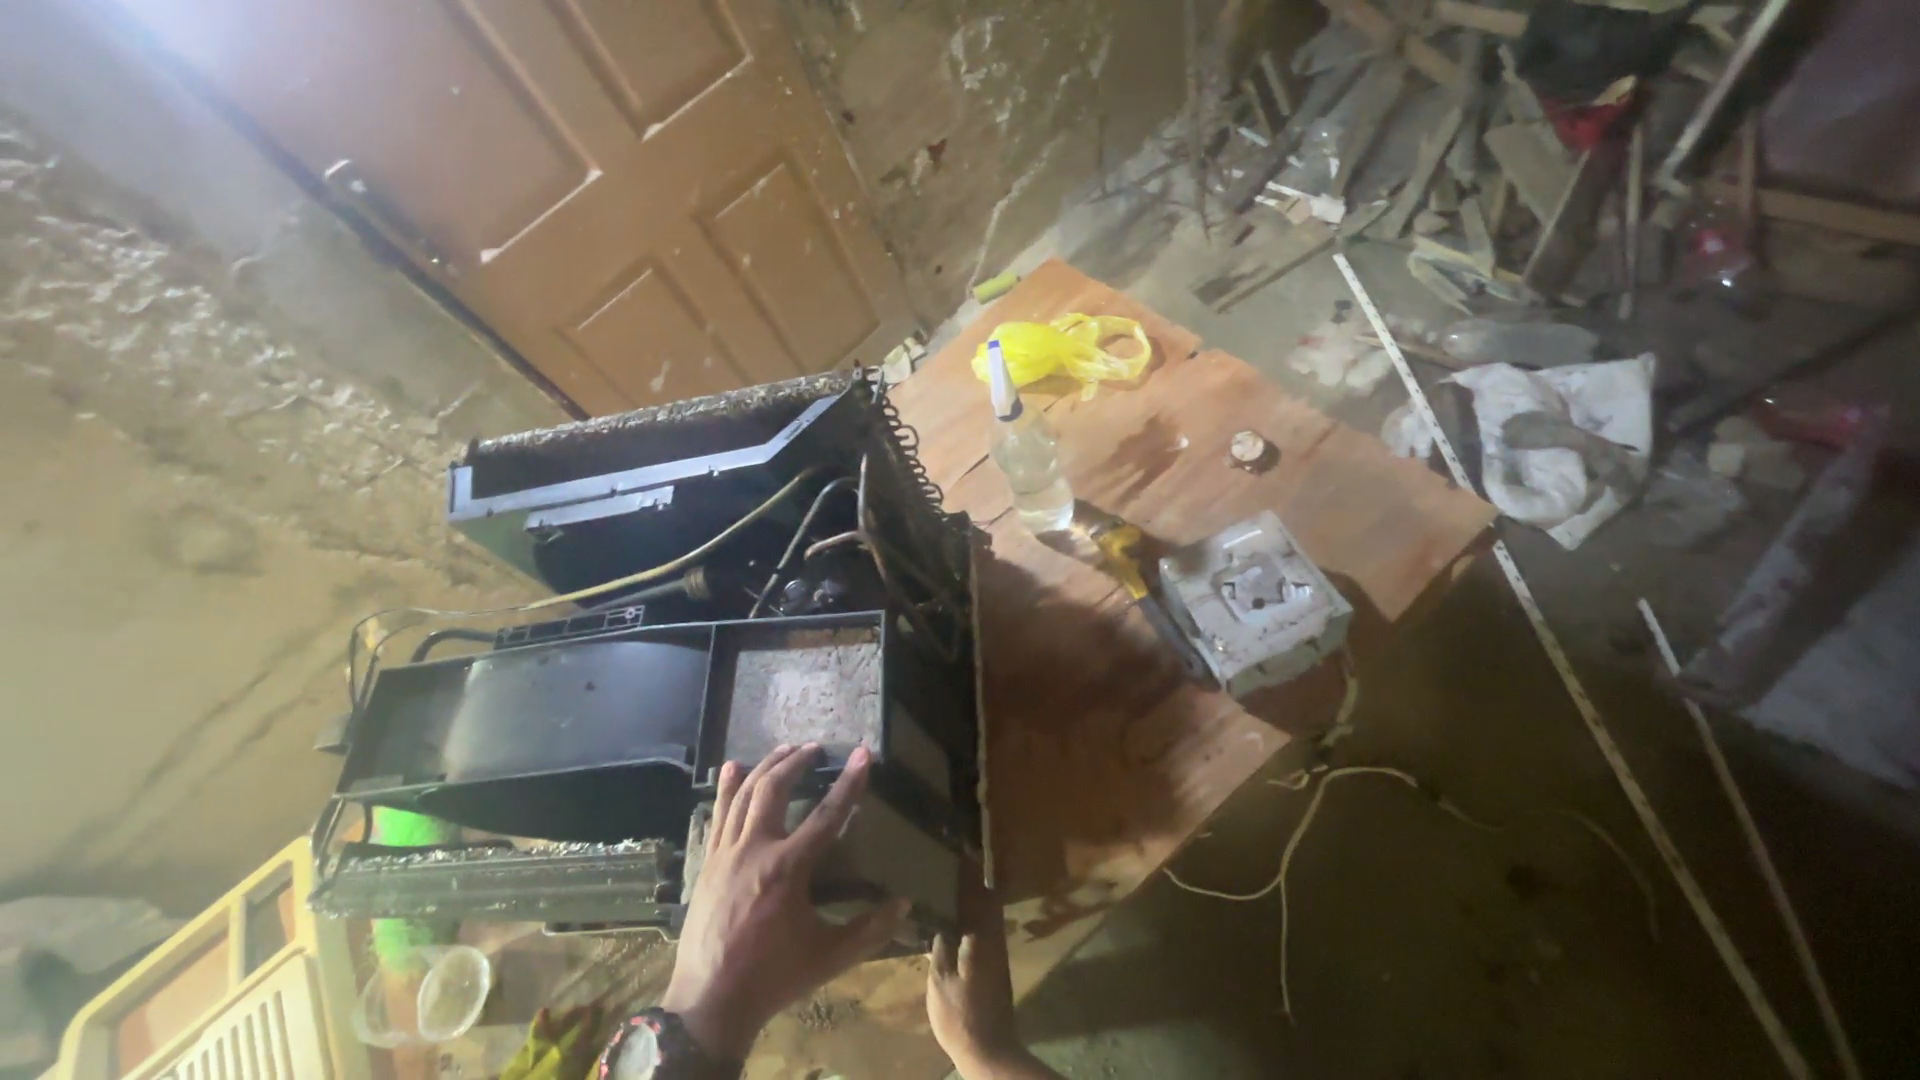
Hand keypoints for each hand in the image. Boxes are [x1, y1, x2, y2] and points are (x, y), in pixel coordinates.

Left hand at [662, 743, 908, 1060]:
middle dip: (796, 762)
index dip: (849, 783)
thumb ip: (868, 929)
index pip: (826, 815)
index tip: (863, 754)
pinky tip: (732, 768)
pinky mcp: (708, 863)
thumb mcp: (829, 957)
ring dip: (766, 767)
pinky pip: (718, 815)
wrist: (709, 1002)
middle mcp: (754, 850)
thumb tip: (904, 904)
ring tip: (785, 749)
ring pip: (744, 795)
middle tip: (815, 748)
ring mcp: (726, 854)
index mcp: (787, 870)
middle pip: (774, 790)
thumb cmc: (773, 977)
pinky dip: (727, 788)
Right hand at [927, 872, 1042, 1076]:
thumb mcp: (940, 982)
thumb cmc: (960, 1016)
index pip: (974, 895)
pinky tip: (963, 916)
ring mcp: (997, 954)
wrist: (989, 1050)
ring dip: (978, 894)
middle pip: (987, 900)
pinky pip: (988, 928)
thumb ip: (939, 948)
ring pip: (990, 913)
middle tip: (961, 859)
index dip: (968, 872)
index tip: (962, 849)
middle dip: (976, 878)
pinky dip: (978, 914)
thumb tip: (937, 920)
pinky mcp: (996, 967)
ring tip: (960, 879)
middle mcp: (993, 940)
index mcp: (979, 939)